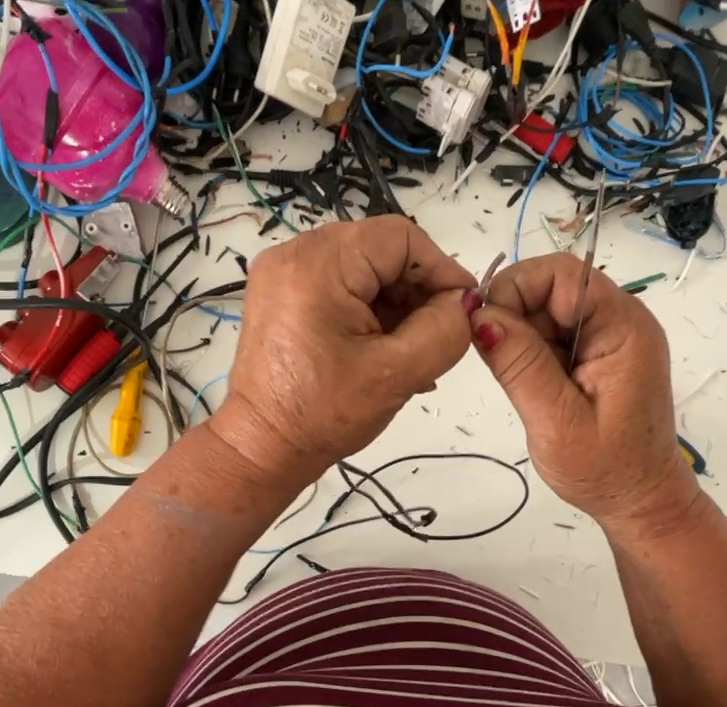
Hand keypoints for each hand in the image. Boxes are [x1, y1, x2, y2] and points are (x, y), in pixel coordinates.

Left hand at [209, 217, 477, 483]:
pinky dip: (367, 313)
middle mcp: (294, 253)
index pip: (401, 238)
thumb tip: (463, 302)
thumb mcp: (398, 373)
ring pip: (362, 271)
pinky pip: (338, 288)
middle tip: (437, 338)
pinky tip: (384, 352)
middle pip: (379, 251)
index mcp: (320, 263)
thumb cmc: (325, 413)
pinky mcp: (279, 296)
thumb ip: (444, 330)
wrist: (262, 448)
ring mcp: (282, 273)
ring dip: (394, 307)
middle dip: (416, 292)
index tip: (464, 310)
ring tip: (411, 356)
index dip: (441, 270)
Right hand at [468, 254, 700, 533]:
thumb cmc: (605, 471)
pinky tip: (530, 387)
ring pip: (547, 310)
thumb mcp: (557, 423)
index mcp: (623, 328)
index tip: (485, 329)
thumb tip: (480, 314)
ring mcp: (609, 338)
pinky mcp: (597, 356)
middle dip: (514, 316)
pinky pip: (553, 335)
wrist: (640, 502)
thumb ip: (520, 366)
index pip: (563, 274)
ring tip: (520, 385)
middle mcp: (621, 321)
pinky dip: (530, 353)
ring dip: (520, 339)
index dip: (517, 289)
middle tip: (499, 366)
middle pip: (553, 287)